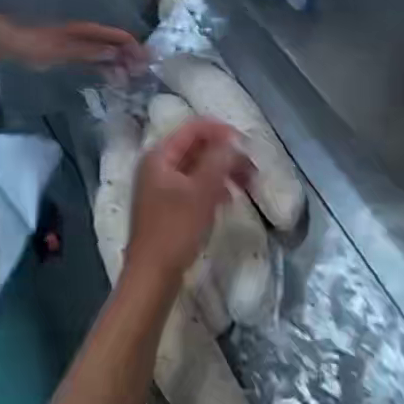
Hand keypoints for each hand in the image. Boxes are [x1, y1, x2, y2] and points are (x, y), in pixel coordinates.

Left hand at [8, 21, 145, 75]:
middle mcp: (87, 35)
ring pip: (107, 52)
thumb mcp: (63, 51)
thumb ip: (89, 52)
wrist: (13, 44)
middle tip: (144, 73)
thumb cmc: (36, 46)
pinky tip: (112, 77)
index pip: (119, 36)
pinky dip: (107, 67)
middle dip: (131, 56)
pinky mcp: (72, 53)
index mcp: (87, 31)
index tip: (148, 61)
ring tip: (131, 78)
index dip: (135, 47)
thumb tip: (116, 53)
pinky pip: (96, 59)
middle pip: (116, 43)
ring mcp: (80, 43)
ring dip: (121, 63)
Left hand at [127, 119, 251, 287]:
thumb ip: (218, 160)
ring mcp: (160, 187)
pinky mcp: (167, 206)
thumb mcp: (201, 191)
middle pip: (196, 147)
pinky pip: (194, 186)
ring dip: (222, 171)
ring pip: (197, 168)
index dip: (221, 131)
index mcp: (159, 156)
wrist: (152, 275)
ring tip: (246, 183)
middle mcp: (157, 166)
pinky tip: (228, 199)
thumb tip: (233, 140)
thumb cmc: (175, 229)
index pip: (193, 128)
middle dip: (225, 154)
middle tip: (251, 168)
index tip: (247, 143)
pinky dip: (212, 187)